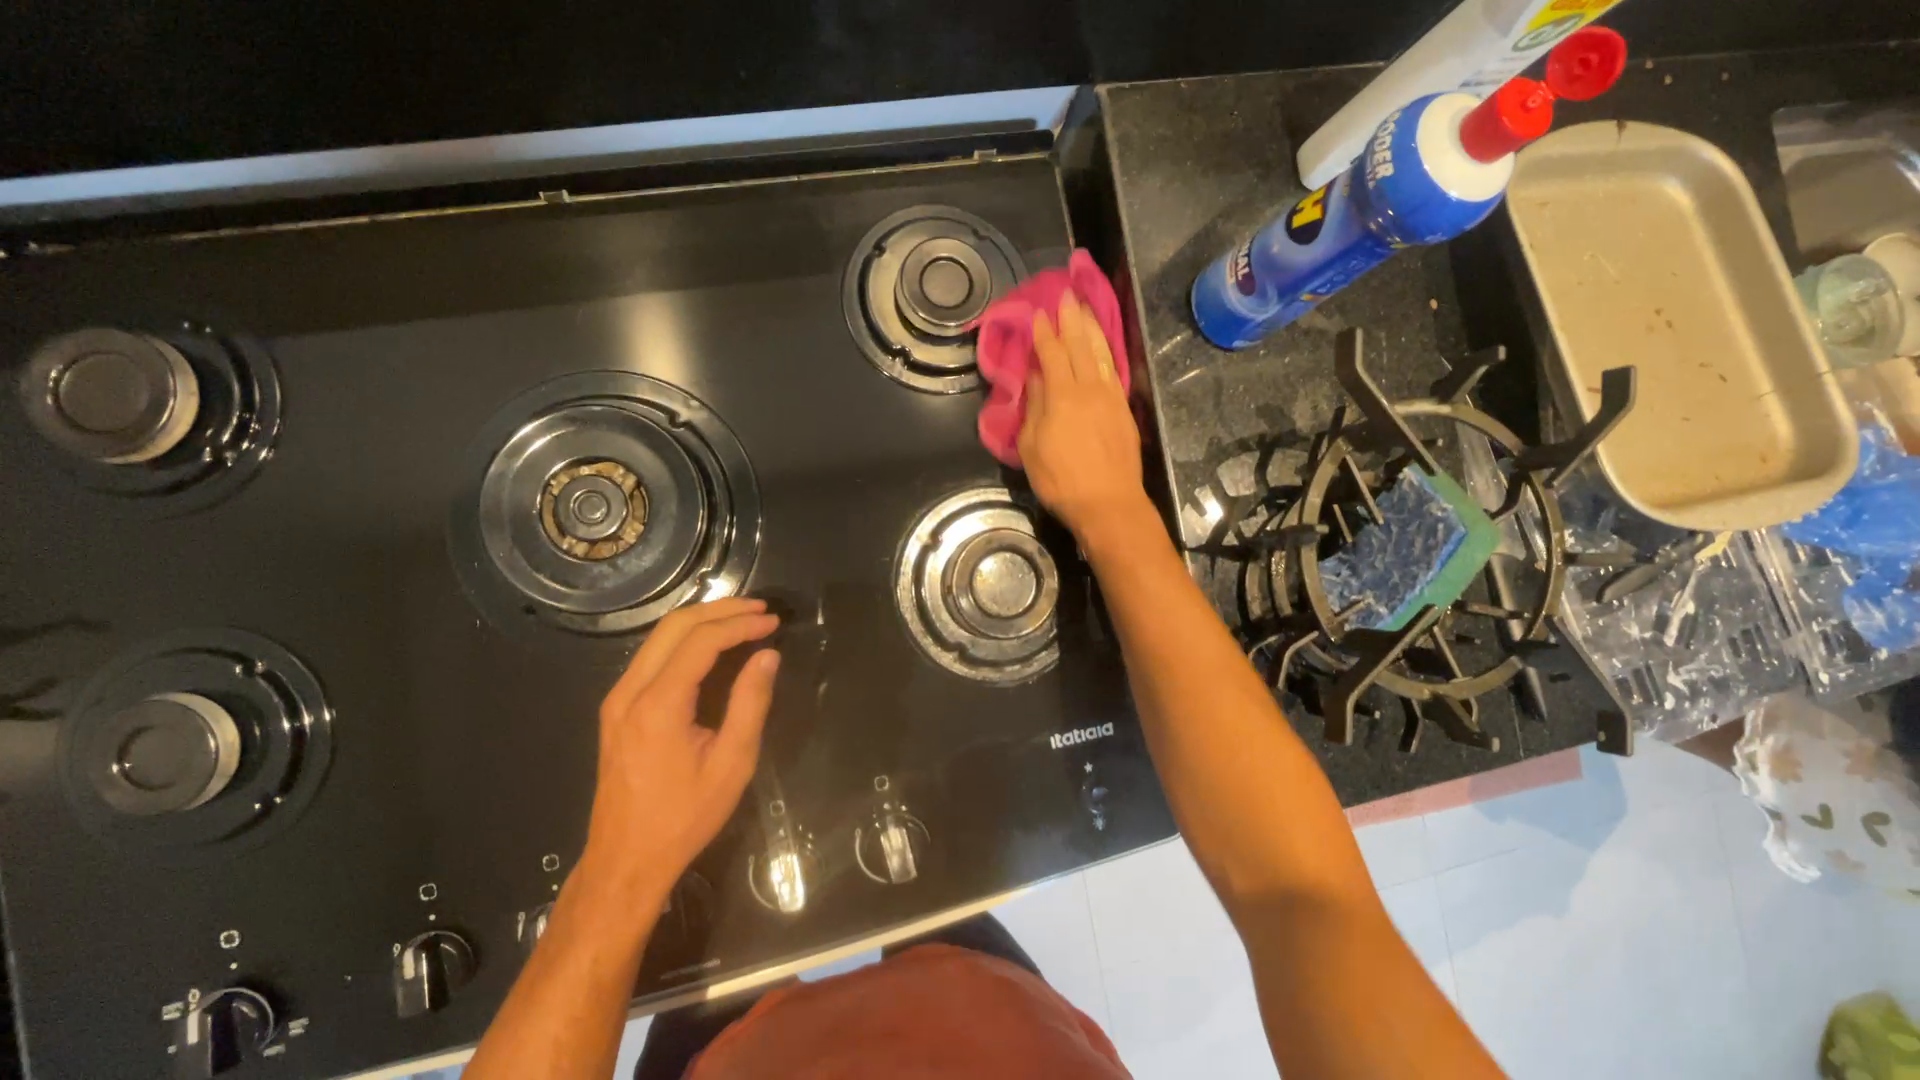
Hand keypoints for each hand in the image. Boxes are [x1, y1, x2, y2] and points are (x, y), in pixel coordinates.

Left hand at [580, 598, 780, 900]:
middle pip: (674, 627)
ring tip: (743, 621)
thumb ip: (750, 704)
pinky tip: (711, 647)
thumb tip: (768, 656)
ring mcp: (617, 699)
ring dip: (701, 622)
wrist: (627, 858)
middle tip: (761, 610)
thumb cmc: (685, 817)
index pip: (700, 641)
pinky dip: (684, 642)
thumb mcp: (731, 764)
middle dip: (720, 610)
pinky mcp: (616, 710)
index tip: (773, 622)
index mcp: (658, 705)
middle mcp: (629, 692)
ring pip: (658, 638)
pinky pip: (650, 658)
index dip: (739, 624)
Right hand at [1018, 293, 1150, 540]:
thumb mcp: (1032, 447)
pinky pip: (1114, 371)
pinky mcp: (1124, 410)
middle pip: (1079, 346)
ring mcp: (1111, 398)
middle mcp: (1089, 388)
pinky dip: (1107, 353)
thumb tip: (1036, 377)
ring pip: (1101, 354)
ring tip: (1086, 310)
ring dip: (1092, 330)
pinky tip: (1103, 347)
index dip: (1043, 333)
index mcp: (1062, 396)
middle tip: (1067, 296)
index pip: (1051, 354)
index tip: (1038, 313)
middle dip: (1071, 320)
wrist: (1108, 503)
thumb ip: (1035, 407)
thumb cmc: (1061, 480)